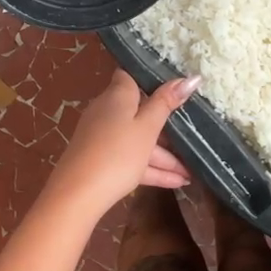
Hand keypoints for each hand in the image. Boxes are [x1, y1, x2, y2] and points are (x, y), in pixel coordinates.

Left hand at [47, 70, 200, 212]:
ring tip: (192, 171)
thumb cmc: (117, 152)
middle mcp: (107, 111)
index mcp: (117, 96)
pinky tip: (178, 182)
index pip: (130, 77)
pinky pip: (132, 158)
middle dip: (166, 126)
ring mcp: (103, 137)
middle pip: (139, 112)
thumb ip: (166, 103)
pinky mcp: (102, 160)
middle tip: (193, 133)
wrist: (78, 194)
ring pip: (138, 140)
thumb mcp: (148, 127)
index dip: (149, 79)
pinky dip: (152, 168)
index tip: (174, 87)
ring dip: (165, 155)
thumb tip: (191, 77)